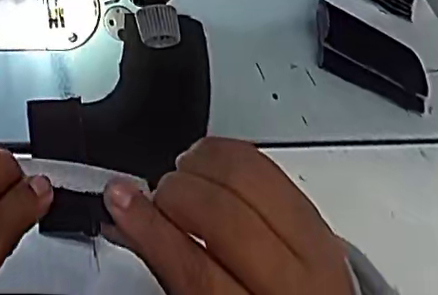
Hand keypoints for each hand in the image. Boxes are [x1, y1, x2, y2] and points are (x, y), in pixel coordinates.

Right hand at [104, 138, 352, 294]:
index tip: (119, 198)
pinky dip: (225, 155)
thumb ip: (170, 266)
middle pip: (223, 215)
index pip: (199, 271)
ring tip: (183, 179)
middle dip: (174, 193)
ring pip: (247, 176)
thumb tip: (122, 218)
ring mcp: (316, 248)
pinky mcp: (317, 217)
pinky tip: (208, 168)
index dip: (150, 228)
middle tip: (153, 197)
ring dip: (199, 165)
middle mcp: (301, 287)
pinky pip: (265, 165)